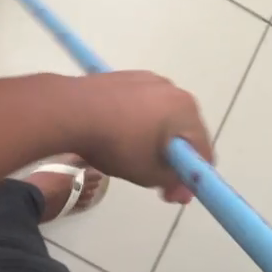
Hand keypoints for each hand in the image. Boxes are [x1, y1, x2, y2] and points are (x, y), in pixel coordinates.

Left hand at [68, 71, 214, 202]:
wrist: (69, 109)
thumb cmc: (116, 142)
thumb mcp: (149, 173)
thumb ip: (174, 183)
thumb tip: (182, 190)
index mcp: (185, 109)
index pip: (202, 151)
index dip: (191, 179)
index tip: (172, 195)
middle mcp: (171, 88)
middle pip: (183, 130)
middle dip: (173, 158)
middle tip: (154, 180)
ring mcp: (145, 78)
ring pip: (161, 117)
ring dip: (154, 139)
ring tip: (132, 157)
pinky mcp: (123, 77)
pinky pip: (141, 105)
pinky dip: (137, 122)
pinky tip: (117, 135)